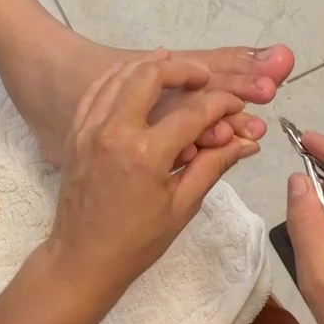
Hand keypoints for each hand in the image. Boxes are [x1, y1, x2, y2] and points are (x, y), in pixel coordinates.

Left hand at [43, 52, 259, 297]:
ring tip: (175, 66)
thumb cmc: (137, 241)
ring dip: (150, 65)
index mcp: (146, 154)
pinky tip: (135, 74)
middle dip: (183, 69)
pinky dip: (118, 76)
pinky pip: (97, 91)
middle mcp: (115, 131)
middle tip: (204, 76)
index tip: (236, 103)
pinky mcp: (75, 132)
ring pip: (120, 75)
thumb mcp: (182, 206)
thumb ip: (213, 165)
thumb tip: (247, 141)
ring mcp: (89, 129)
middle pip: (150, 75)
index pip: (193, 112)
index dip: (221, 103)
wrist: (82, 258)